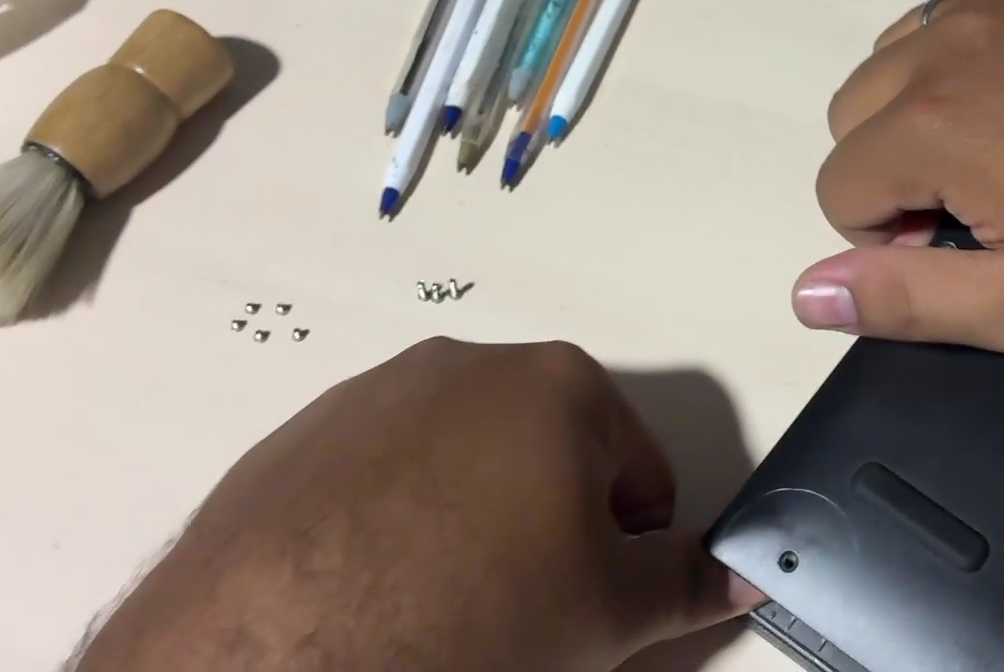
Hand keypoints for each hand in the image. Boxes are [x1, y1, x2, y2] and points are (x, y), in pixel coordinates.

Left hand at [73, 339, 758, 671]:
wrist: (257, 665)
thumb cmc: (473, 616)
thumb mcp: (605, 613)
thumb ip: (687, 584)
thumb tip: (745, 576)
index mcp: (559, 382)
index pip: (640, 467)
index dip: (631, 541)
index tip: (592, 595)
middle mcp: (473, 362)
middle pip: (553, 450)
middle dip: (553, 522)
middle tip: (517, 603)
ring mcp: (378, 391)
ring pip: (466, 457)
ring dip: (475, 514)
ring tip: (436, 597)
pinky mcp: (300, 434)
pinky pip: (380, 472)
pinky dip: (394, 518)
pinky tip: (364, 587)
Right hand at [792, 0, 1003, 355]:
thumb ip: (906, 298)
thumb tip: (805, 293)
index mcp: (933, 122)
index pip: (836, 185)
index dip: (886, 235)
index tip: (965, 247)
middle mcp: (947, 42)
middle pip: (849, 115)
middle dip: (889, 170)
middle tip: (981, 204)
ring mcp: (998, 1)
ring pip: (891, 60)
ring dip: (914, 113)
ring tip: (1002, 149)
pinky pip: (951, 20)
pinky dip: (957, 66)